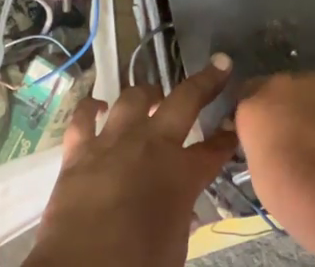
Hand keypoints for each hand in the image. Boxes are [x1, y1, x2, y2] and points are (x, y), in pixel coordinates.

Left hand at [24, 54, 237, 266]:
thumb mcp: (175, 244)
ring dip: (146, 93)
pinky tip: (97, 107)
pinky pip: (83, 118)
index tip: (235, 123)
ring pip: (133, 99)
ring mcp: (112, 142)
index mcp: (181, 173)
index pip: (214, 149)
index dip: (227, 137)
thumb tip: (183, 208)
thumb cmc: (139, 264)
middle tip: (217, 68)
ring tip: (153, 95)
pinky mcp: (78, 151)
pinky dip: (90, 108)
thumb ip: (180, 215)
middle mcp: (150, 145)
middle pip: (183, 102)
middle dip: (205, 83)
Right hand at [236, 72, 314, 211]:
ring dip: (309, 109)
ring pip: (306, 92)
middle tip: (293, 140)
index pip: (244, 102)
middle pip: (276, 92)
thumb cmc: (301, 198)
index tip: (262, 138)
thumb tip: (270, 143)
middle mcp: (280, 85)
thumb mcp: (262, 177)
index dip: (255, 120)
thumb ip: (261, 147)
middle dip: (281, 110)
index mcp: (252, 108)